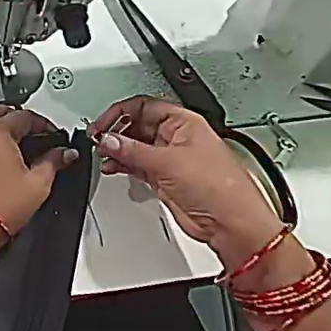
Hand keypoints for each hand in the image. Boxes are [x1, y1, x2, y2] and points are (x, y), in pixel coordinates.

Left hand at [0, 105, 78, 237]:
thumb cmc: (2, 205)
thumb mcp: (38, 182)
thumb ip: (53, 162)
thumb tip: (65, 153)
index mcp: (0, 133)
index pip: (25, 117)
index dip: (42, 124)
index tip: (54, 135)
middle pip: (2, 113)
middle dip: (21, 116)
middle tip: (37, 128)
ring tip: (7, 114)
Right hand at [88, 96, 285, 261]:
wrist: (231, 224)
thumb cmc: (220, 188)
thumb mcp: (168, 161)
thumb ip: (133, 150)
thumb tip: (109, 140)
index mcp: (184, 122)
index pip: (143, 106)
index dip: (120, 113)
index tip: (102, 124)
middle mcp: (176, 137)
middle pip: (137, 126)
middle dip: (116, 132)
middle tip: (99, 140)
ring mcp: (170, 158)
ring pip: (135, 147)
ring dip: (117, 150)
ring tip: (103, 155)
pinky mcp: (164, 178)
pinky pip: (137, 165)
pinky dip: (122, 165)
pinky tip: (112, 167)